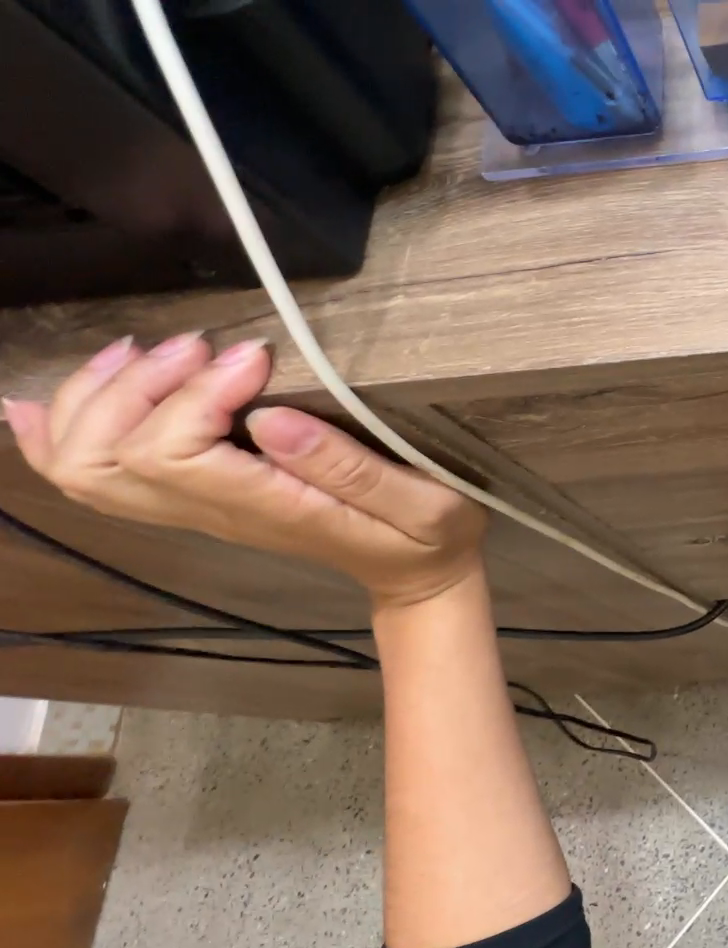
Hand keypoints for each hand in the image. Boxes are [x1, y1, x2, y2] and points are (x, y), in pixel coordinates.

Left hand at [3, 333, 487, 609]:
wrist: (418, 573)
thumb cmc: (433, 537)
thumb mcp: (425, 505)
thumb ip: (354, 470)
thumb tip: (271, 419)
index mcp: (272, 510)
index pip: (176, 454)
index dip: (193, 394)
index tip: (256, 357)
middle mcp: (217, 513)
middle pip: (107, 457)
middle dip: (133, 389)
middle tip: (199, 347)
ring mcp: (199, 511)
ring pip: (83, 465)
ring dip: (93, 399)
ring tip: (145, 353)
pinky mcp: (198, 501)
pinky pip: (92, 477)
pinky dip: (56, 432)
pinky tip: (47, 402)